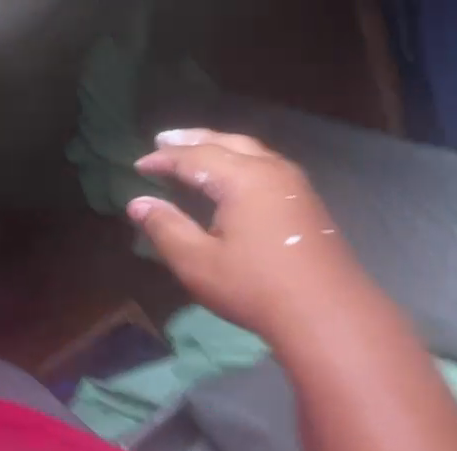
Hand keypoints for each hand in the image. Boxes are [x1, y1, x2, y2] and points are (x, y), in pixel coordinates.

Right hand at [128, 129, 374, 338]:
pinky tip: (229, 173)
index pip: (195, 159)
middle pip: (227, 143)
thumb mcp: (196, 261)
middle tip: (164, 138)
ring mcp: (291, 183)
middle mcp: (270, 170)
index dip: (164, 160)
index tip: (137, 164)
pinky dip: (237, 159)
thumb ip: (166, 227)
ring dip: (218, 146)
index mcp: (243, 179)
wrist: (319, 306)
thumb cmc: (250, 285)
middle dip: (193, 140)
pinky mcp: (301, 200)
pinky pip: (263, 164)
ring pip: (250, 150)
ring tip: (194, 149)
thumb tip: (137, 203)